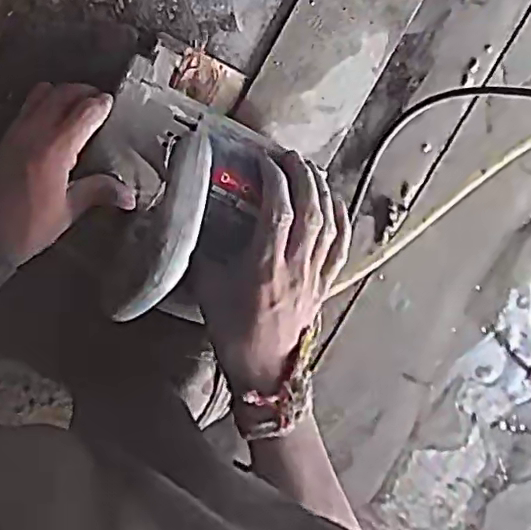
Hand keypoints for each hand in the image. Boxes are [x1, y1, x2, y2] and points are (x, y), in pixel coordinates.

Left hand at [0, 83, 137, 267]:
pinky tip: (52, 119)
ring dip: (61, 93)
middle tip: (97, 100)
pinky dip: (44, 102)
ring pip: (41, 94)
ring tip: (76, 105)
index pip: (83, 113)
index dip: (100, 104)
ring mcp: (16, 132)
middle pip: (61, 94)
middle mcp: (34, 133)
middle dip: (82, 91)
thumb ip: (97, 193)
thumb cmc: (26, 229)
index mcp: (54, 150)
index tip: (111, 102)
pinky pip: (27, 107)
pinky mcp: (4, 138)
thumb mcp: (66, 212)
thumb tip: (130, 195)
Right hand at [194, 150, 349, 394]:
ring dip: (322, 192)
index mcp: (266, 265)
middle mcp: (297, 266)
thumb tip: (190, 223)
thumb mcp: (208, 288)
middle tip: (290, 157)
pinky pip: (340, 246)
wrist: (266, 373)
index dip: (274, 180)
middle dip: (303, 177)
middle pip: (310, 211)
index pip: (278, 211)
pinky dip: (340, 219)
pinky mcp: (325, 284)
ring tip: (311, 171)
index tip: (265, 160)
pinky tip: (334, 204)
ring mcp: (316, 275)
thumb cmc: (233, 330)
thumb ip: (201, 253)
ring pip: (329, 225)